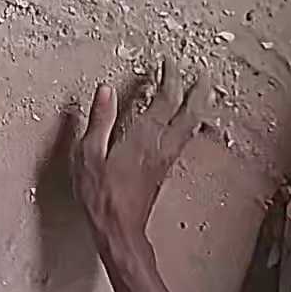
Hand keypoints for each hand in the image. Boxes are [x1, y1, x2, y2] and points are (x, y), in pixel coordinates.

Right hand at [74, 60, 210, 259]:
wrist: (119, 229)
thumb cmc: (100, 195)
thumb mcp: (88, 155)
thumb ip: (100, 121)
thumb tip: (105, 90)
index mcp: (144, 138)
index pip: (165, 100)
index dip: (170, 79)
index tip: (170, 62)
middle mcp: (161, 146)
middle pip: (189, 112)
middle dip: (197, 90)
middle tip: (202, 73)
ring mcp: (166, 159)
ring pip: (191, 126)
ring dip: (198, 106)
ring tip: (202, 93)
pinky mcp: (164, 169)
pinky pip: (184, 138)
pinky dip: (190, 123)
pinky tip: (187, 124)